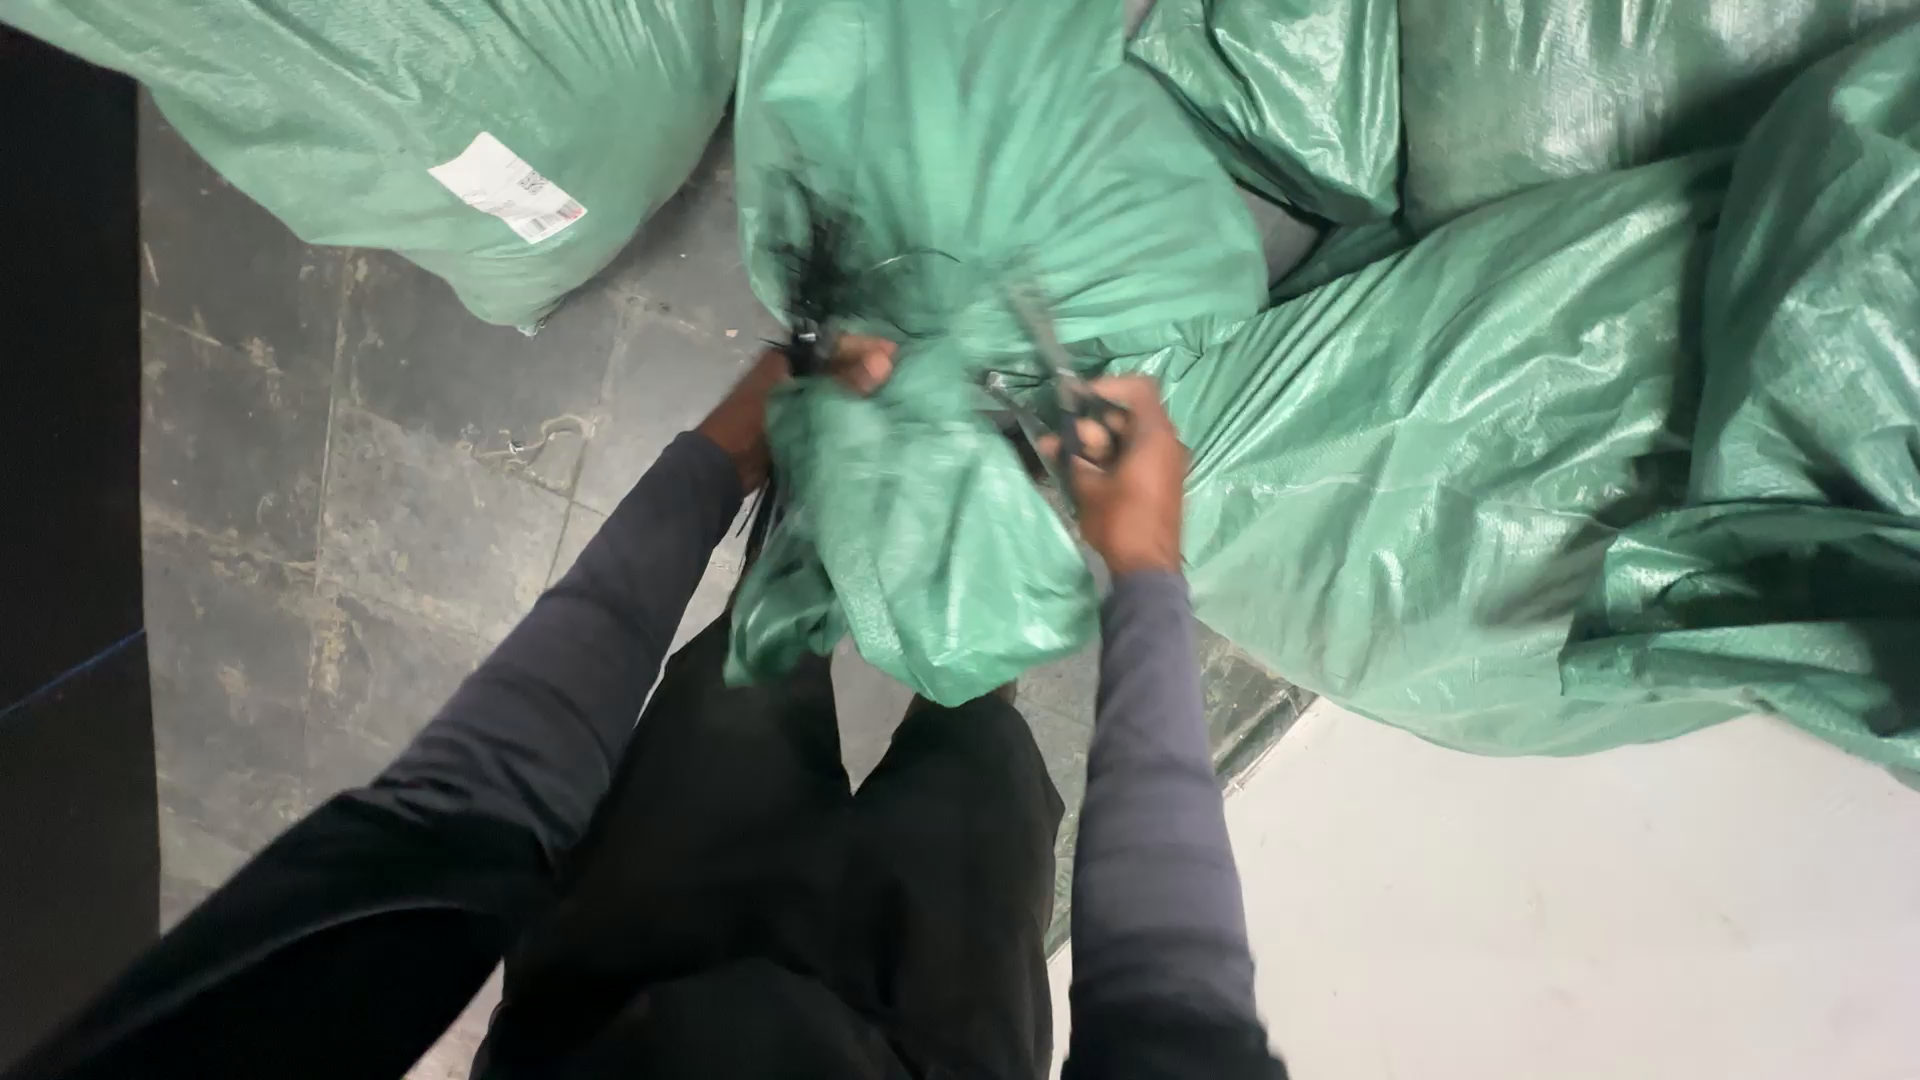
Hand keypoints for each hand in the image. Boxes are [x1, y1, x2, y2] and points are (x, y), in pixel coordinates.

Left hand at [694, 336, 899, 491]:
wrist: (721, 468)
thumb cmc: (755, 426)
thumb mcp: (801, 402)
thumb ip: (842, 383)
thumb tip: (886, 359)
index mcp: (788, 359)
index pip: (835, 343)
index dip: (865, 347)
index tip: (896, 355)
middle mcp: (793, 374)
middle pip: (838, 365)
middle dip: (868, 370)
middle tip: (903, 377)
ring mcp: (796, 400)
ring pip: (836, 389)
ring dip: (861, 392)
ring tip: (895, 397)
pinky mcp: (799, 424)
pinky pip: (831, 411)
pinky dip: (849, 412)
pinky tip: (872, 418)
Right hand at [1040, 376, 1185, 575]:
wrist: (1147, 570)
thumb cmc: (1121, 523)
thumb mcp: (1089, 487)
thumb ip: (1072, 457)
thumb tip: (1056, 440)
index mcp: (1155, 437)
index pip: (1140, 388)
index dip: (1108, 385)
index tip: (1079, 398)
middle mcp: (1165, 444)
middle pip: (1126, 417)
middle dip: (1090, 425)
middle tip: (1062, 440)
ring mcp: (1163, 464)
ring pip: (1124, 440)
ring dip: (1092, 445)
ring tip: (1058, 454)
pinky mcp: (1156, 483)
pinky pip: (1131, 458)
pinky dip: (1106, 460)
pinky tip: (1076, 470)